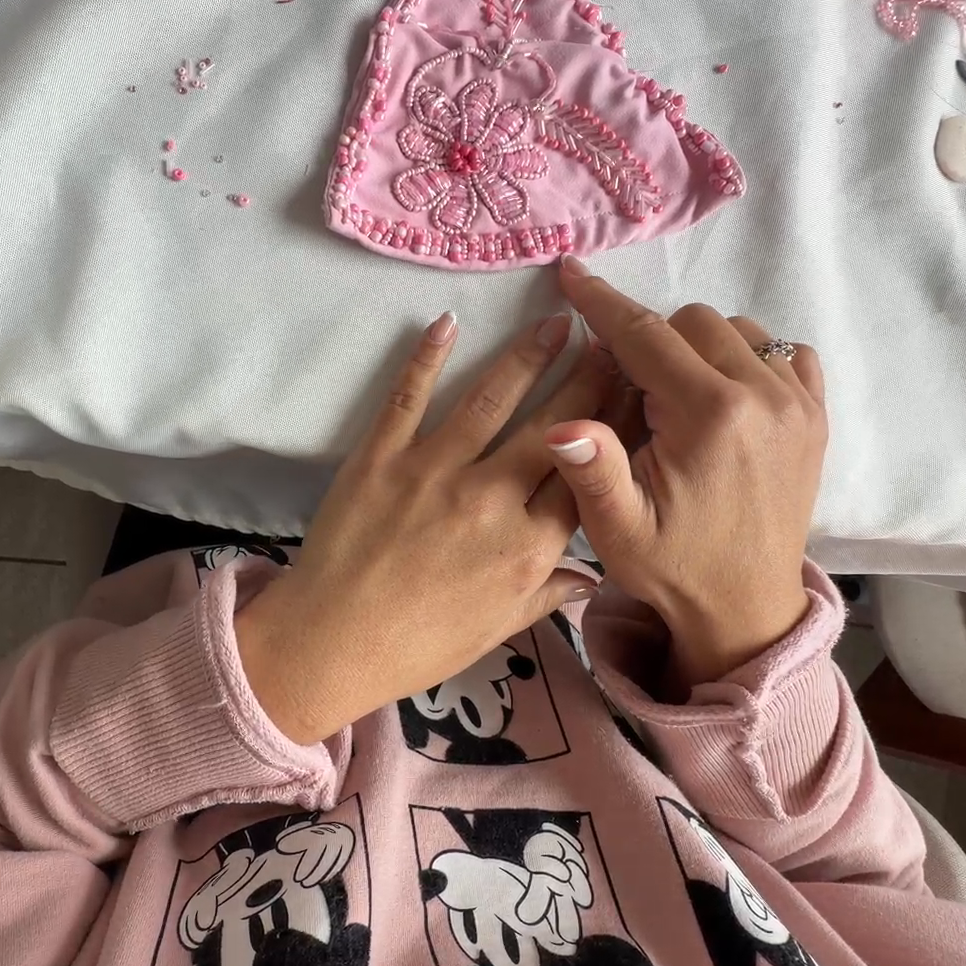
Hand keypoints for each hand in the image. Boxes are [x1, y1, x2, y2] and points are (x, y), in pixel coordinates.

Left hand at [235, 311, 613, 743]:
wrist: (331, 642)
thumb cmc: (417, 645)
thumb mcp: (496, 631)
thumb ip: (546, 594)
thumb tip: (594, 574)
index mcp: (526, 548)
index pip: (587, 477)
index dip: (614, 432)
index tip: (635, 395)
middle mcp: (490, 501)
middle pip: (553, 429)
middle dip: (587, 379)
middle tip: (609, 339)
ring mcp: (432, 472)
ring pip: (490, 401)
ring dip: (526, 356)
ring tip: (556, 320)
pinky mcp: (379, 457)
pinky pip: (407, 399)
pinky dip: (426, 358)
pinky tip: (447, 322)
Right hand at [543, 255, 826, 688]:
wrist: (746, 610)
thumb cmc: (672, 566)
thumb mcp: (617, 529)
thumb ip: (592, 471)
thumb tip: (562, 424)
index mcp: (710, 417)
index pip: (646, 336)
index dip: (601, 302)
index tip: (571, 272)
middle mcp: (765, 396)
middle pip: (693, 322)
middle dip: (649, 339)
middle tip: (625, 389)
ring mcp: (800, 404)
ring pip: (737, 330)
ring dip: (694, 348)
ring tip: (671, 396)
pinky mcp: (816, 418)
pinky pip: (784, 353)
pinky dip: (746, 357)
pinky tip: (722, 394)